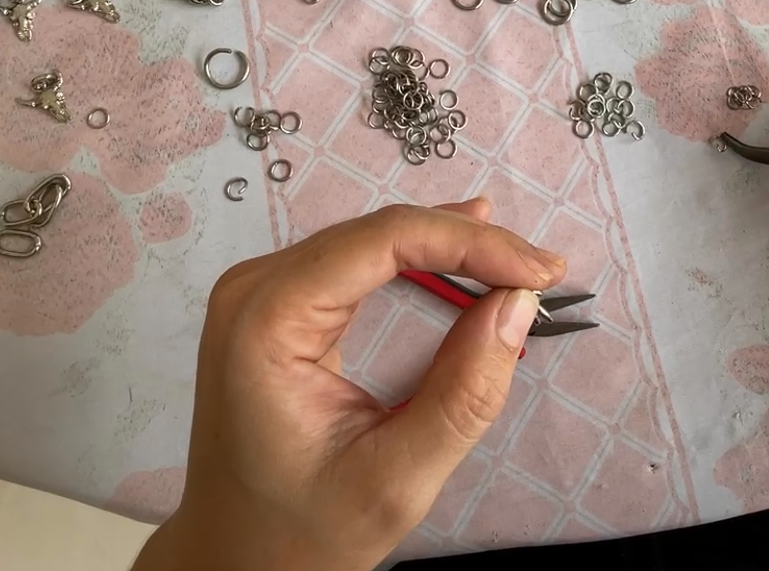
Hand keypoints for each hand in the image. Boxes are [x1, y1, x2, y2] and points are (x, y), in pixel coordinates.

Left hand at [134, 200, 565, 570]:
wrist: (228, 563)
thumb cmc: (301, 536)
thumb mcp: (395, 483)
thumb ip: (463, 394)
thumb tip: (518, 303)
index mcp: (268, 319)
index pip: (386, 241)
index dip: (471, 244)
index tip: (540, 271)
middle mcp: (259, 284)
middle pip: (383, 231)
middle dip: (470, 244)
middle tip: (540, 270)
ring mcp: (266, 286)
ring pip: (377, 237)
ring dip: (452, 244)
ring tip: (515, 259)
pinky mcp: (282, 298)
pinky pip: (363, 257)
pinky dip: (422, 255)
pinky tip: (460, 245)